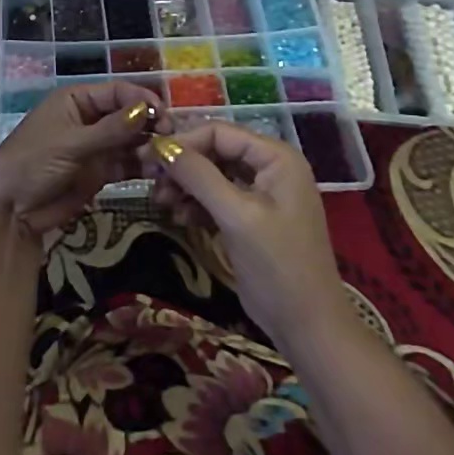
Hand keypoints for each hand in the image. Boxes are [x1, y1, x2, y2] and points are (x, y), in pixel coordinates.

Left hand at [0, 80, 168, 235]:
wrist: (11, 208)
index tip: (165, 115)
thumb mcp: (70, 143)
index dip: (142, 100)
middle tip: (172, 138)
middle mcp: (89, 119)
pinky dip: (143, 167)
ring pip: (132, 141)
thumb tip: (146, 110)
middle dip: (151, 124)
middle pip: (129, 115)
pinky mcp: (100, 172)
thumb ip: (110, 129)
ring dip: (150, 147)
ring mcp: (96, 147)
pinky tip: (158, 172)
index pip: (117, 92)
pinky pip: (128, 164)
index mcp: (75, 100)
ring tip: (167, 158)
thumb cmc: (32, 163)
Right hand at [138, 122, 343, 333]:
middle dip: (181, 164)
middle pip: (214, 149)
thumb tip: (160, 145)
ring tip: (163, 204)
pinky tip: (180, 217)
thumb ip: (199, 175)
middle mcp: (270, 167)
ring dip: (184, 184)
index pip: (219, 132)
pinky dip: (194, 202)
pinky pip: (215, 196)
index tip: (147, 159)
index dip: (182, 142)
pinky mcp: (250, 216)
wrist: (306, 323)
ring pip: (211, 173)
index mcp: (277, 158)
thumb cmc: (277, 264)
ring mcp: (261, 192)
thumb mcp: (235, 215)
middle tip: (150, 182)